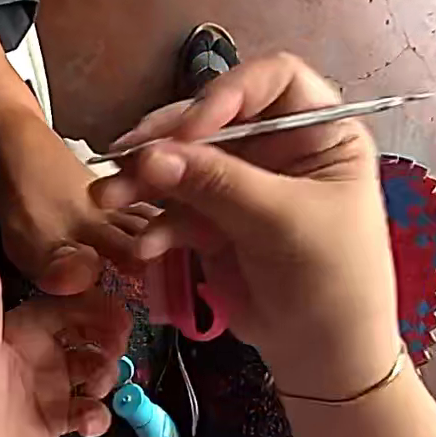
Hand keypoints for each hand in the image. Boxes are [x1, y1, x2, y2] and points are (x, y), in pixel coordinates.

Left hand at [0, 239, 129, 436]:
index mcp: (10, 332)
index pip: (60, 305)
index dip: (90, 306)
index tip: (119, 314)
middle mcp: (29, 355)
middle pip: (82, 334)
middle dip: (104, 340)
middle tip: (118, 355)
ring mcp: (42, 390)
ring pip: (90, 368)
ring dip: (104, 374)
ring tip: (99, 389)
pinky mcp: (52, 424)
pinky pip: (87, 408)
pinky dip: (96, 414)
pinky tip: (89, 425)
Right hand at [91, 53, 400, 400]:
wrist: (321, 354)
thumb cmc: (331, 279)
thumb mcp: (282, 222)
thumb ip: (216, 184)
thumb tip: (148, 155)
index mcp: (316, 132)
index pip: (269, 82)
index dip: (225, 95)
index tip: (186, 131)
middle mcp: (273, 149)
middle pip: (209, 124)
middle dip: (163, 143)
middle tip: (120, 159)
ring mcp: (236, 186)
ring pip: (179, 167)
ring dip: (141, 184)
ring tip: (104, 199)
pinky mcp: (209, 222)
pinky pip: (173, 212)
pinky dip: (156, 227)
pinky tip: (146, 249)